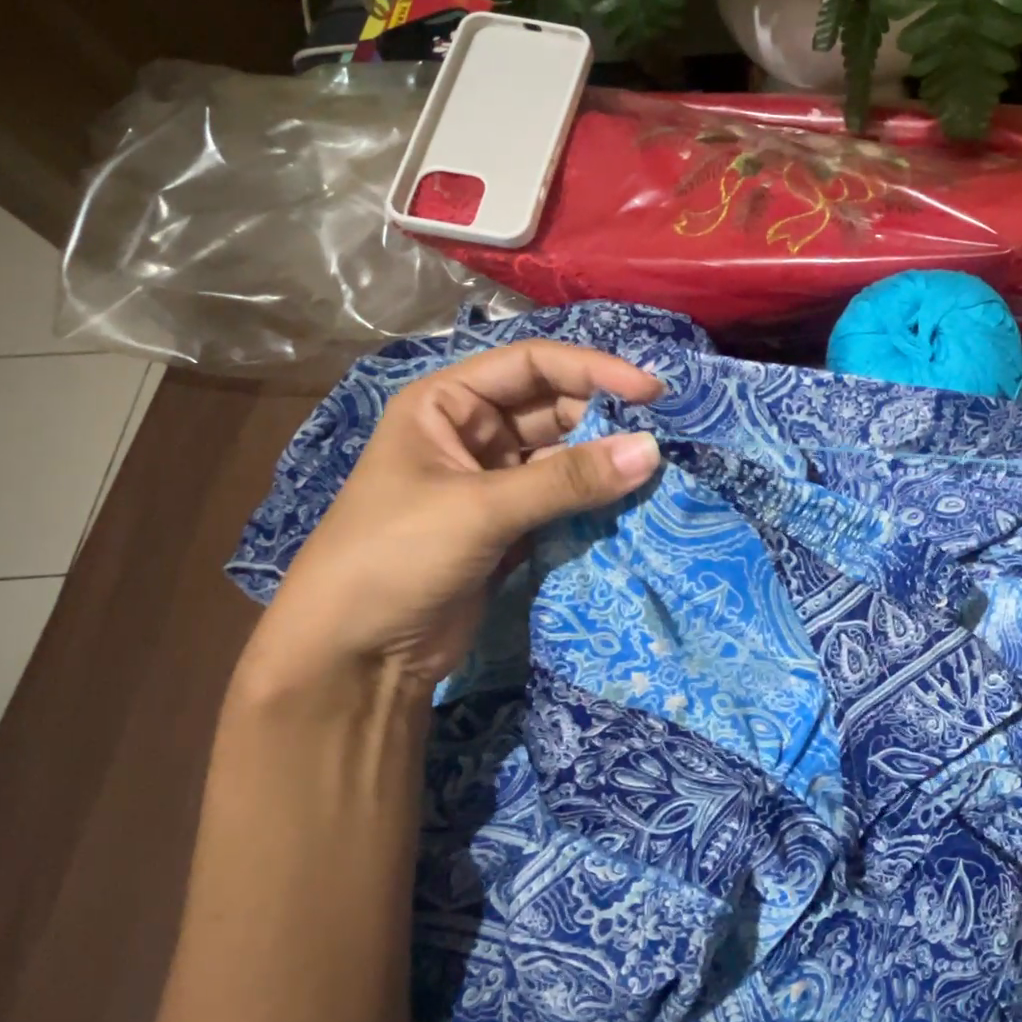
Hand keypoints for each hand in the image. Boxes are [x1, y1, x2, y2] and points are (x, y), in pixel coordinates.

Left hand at [244, 340, 663, 687]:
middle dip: (607, 420)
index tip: (653, 392)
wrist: (355, 656)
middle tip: (665, 437)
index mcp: (446, 405)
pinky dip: (597, 503)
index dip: (593, 370)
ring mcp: (493, 484)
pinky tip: (635, 508)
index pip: (532, 366)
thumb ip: (569, 480)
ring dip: (606, 465)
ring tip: (660, 474)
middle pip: (555, 408)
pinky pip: (566, 502)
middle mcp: (471, 434)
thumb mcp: (481, 509)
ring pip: (565, 458)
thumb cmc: (396, 557)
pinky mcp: (512, 529)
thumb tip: (653, 450)